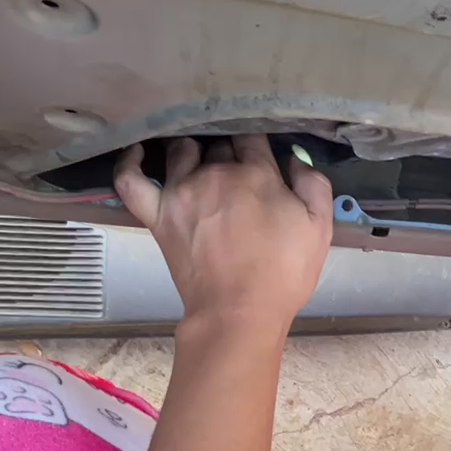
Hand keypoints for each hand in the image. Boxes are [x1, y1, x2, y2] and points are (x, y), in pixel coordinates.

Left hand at [114, 135, 333, 330]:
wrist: (240, 312)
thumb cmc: (284, 273)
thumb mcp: (320, 227)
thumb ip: (313, 184)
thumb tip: (295, 158)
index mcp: (257, 172)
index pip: (253, 137)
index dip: (258, 142)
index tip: (262, 154)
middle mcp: (216, 172)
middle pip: (219, 144)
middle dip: (229, 151)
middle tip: (238, 170)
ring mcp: (181, 191)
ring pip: (181, 151)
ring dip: (192, 150)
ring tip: (199, 160)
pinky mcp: (158, 215)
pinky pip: (131, 179)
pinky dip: (130, 161)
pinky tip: (138, 151)